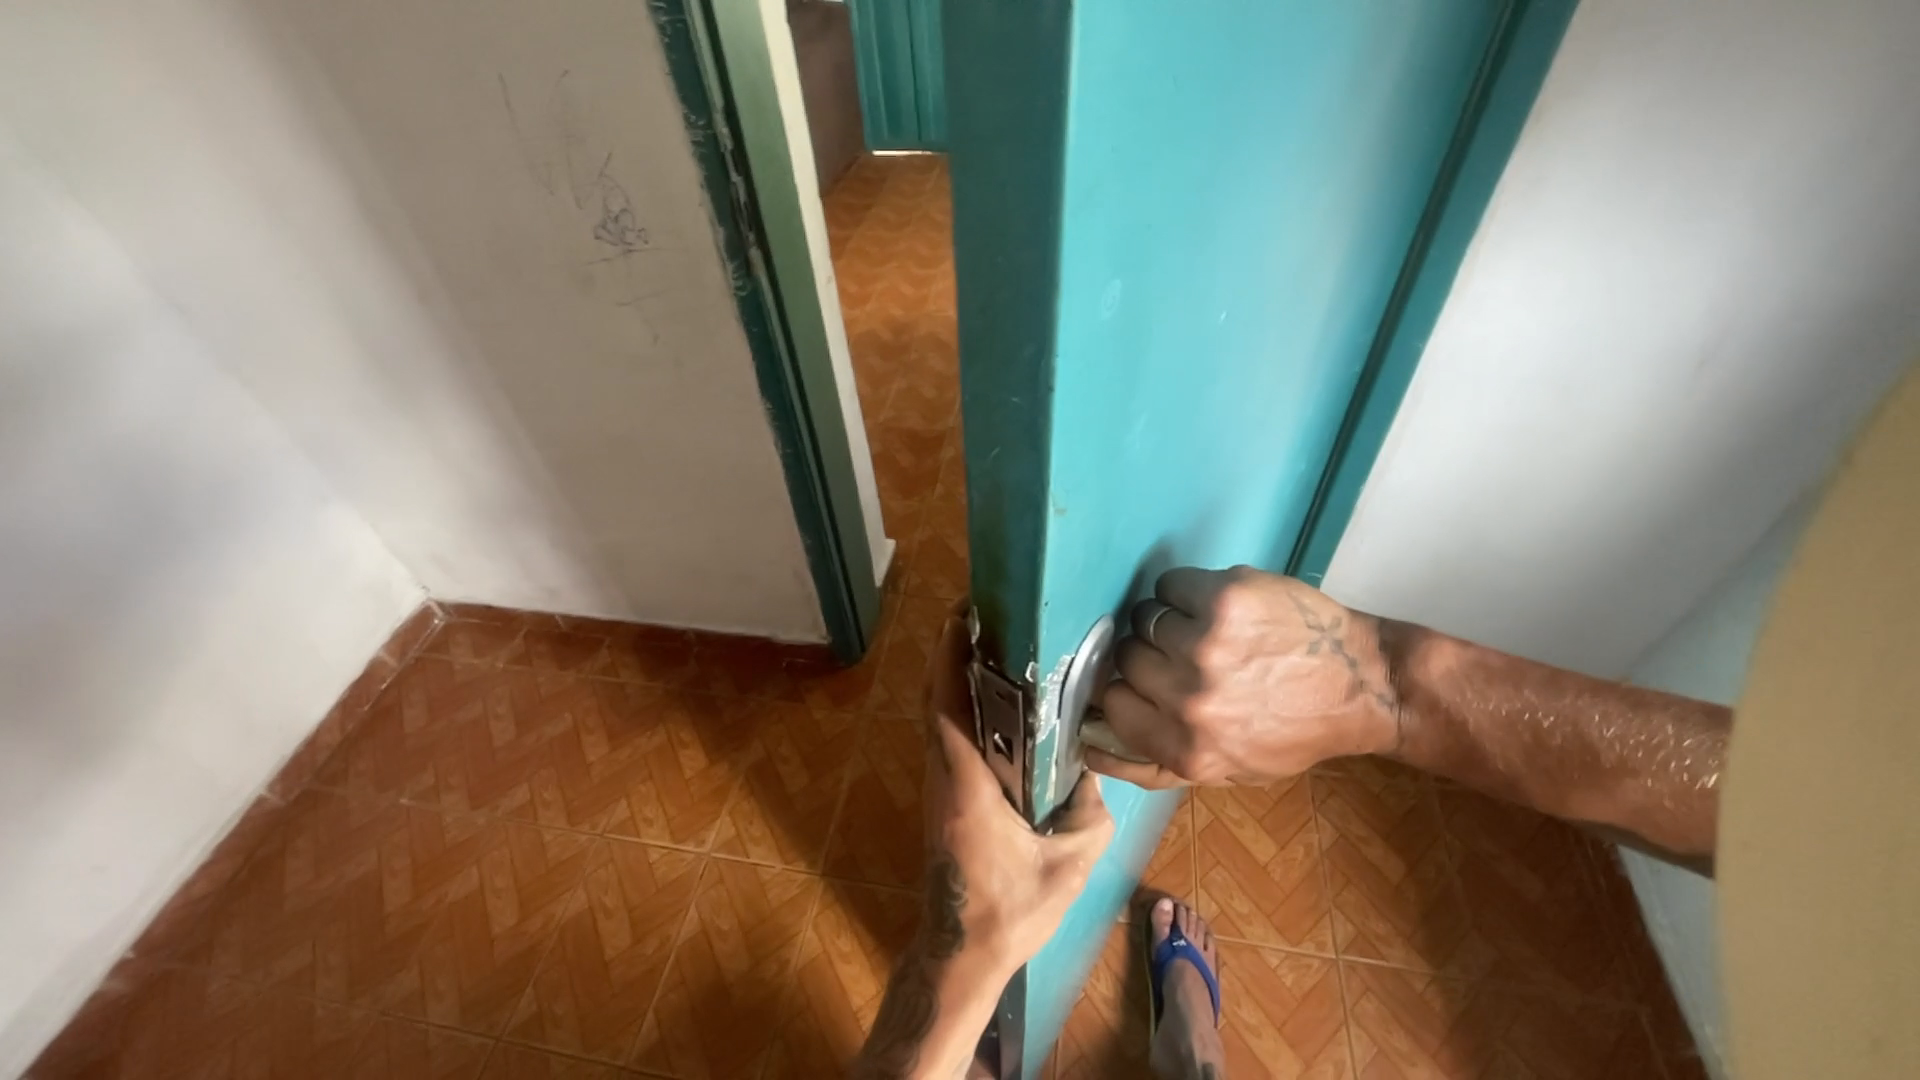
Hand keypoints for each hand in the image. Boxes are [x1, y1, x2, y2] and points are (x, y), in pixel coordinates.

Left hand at [922, 610, 1114, 970]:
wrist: (962, 950)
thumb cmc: (1009, 909)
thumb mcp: (1069, 866)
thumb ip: (1090, 813)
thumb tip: (1091, 770)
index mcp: (967, 786)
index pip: (947, 708)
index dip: (948, 658)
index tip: (960, 616)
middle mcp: (943, 776)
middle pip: (935, 700)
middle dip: (949, 651)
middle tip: (980, 613)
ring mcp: (937, 785)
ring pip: (935, 715)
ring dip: (951, 673)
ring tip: (986, 640)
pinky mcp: (942, 795)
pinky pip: (944, 734)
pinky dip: (956, 701)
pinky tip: (989, 695)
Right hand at [1085, 566, 1400, 787]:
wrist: (1364, 685)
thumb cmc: (1292, 732)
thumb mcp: (1223, 772)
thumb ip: (1153, 765)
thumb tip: (1086, 746)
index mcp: (1185, 749)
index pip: (1110, 703)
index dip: (1126, 688)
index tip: (1146, 683)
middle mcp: (1190, 700)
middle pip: (1124, 656)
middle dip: (1149, 654)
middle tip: (1185, 656)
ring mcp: (1206, 645)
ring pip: (1143, 617)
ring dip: (1165, 620)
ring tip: (1203, 629)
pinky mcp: (1225, 598)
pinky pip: (1169, 584)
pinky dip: (1184, 591)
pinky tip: (1214, 605)